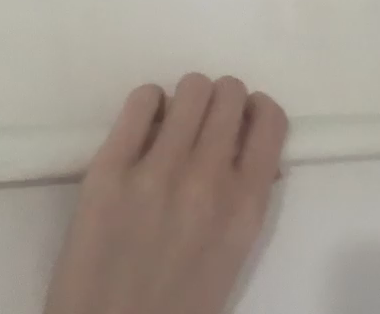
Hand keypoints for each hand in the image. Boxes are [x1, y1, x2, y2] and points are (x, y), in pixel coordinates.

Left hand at [44, 75, 289, 313]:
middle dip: (222, 102)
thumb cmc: (178, 305)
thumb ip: (244, 198)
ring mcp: (156, 169)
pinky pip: (141, 98)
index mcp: (245, 207)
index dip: (256, 112)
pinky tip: (143, 128)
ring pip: (190, 87)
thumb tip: (247, 148)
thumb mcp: (232, 255)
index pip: (270, 119)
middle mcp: (207, 178)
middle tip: (204, 125)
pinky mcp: (109, 167)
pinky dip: (148, 104)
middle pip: (230, 92)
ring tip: (173, 126)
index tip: (242, 123)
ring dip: (187, 100)